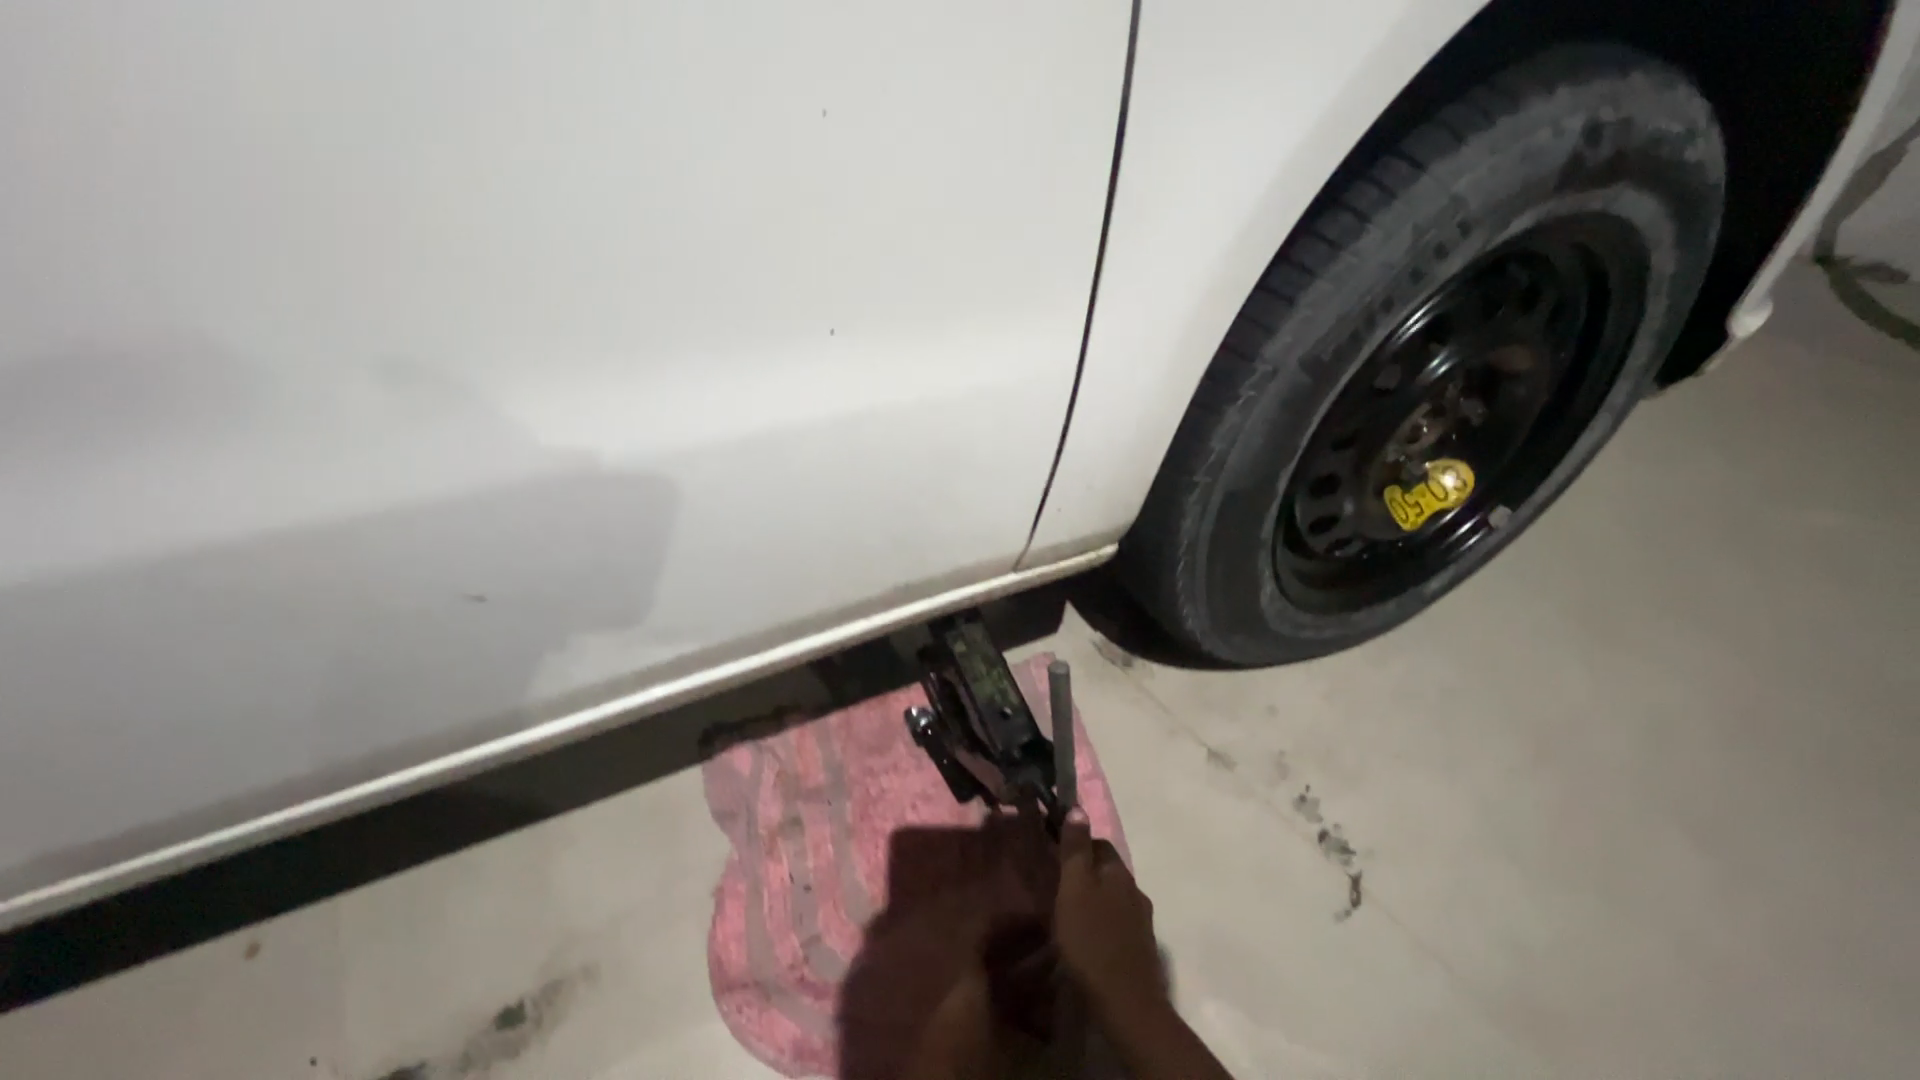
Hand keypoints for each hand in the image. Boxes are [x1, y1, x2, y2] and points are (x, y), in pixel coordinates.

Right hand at [1053, 813, 1165, 1025]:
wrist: (1126, 1004)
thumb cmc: (1091, 941)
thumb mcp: (1073, 890)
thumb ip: (1075, 851)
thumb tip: (1079, 809)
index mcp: (1118, 872)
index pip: (1098, 842)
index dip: (1075, 841)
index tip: (1051, 850)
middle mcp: (1135, 890)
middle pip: (1106, 869)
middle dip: (1084, 870)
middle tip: (1053, 881)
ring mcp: (1141, 921)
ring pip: (1112, 897)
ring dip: (1092, 898)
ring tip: (1066, 910)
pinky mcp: (1139, 949)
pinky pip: (1116, 922)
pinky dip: (1100, 922)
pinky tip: (1085, 937)